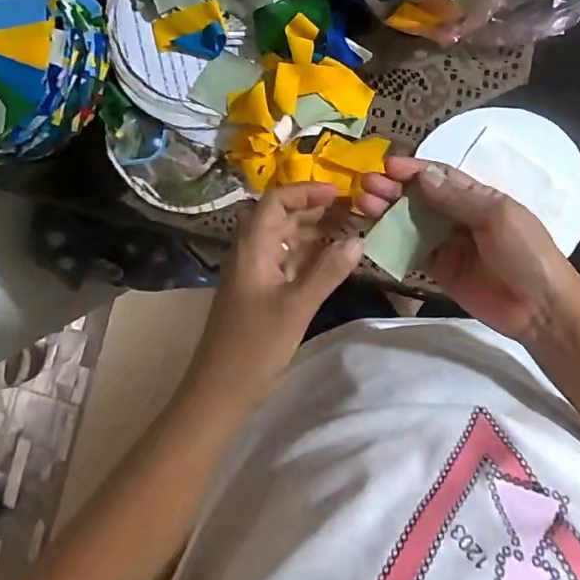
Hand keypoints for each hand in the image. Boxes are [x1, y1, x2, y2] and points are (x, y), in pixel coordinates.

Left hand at [191, 183, 364, 395]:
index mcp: (252, 246)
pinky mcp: (260, 290)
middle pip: (282, 216)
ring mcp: (254, 271)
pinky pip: (286, 261)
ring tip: (352, 230)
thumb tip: (359, 239)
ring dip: (315, 232)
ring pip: (286, 239)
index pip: (276, 200)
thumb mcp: (296, 306)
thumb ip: (327, 271)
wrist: (220, 387)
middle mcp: (250, 251)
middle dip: (317, 210)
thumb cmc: (255, 344)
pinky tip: (335, 260)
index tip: (340, 193)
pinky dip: (309, 255)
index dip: (306, 192)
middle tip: (355, 211)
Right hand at [356, 157, 579, 343]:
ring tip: (363, 205)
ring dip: (386, 212)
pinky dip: (391, 243)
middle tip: (366, 185)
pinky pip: (410, 252)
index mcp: (478, 198)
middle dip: (392, 189)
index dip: (413, 169)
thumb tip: (422, 177)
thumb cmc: (526, 253)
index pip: (440, 177)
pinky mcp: (438, 269)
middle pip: (419, 197)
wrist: (541, 310)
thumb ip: (458, 198)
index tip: (387, 166)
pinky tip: (372, 235)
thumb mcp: (498, 216)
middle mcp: (458, 217)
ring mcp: (447, 244)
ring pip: (410, 222)